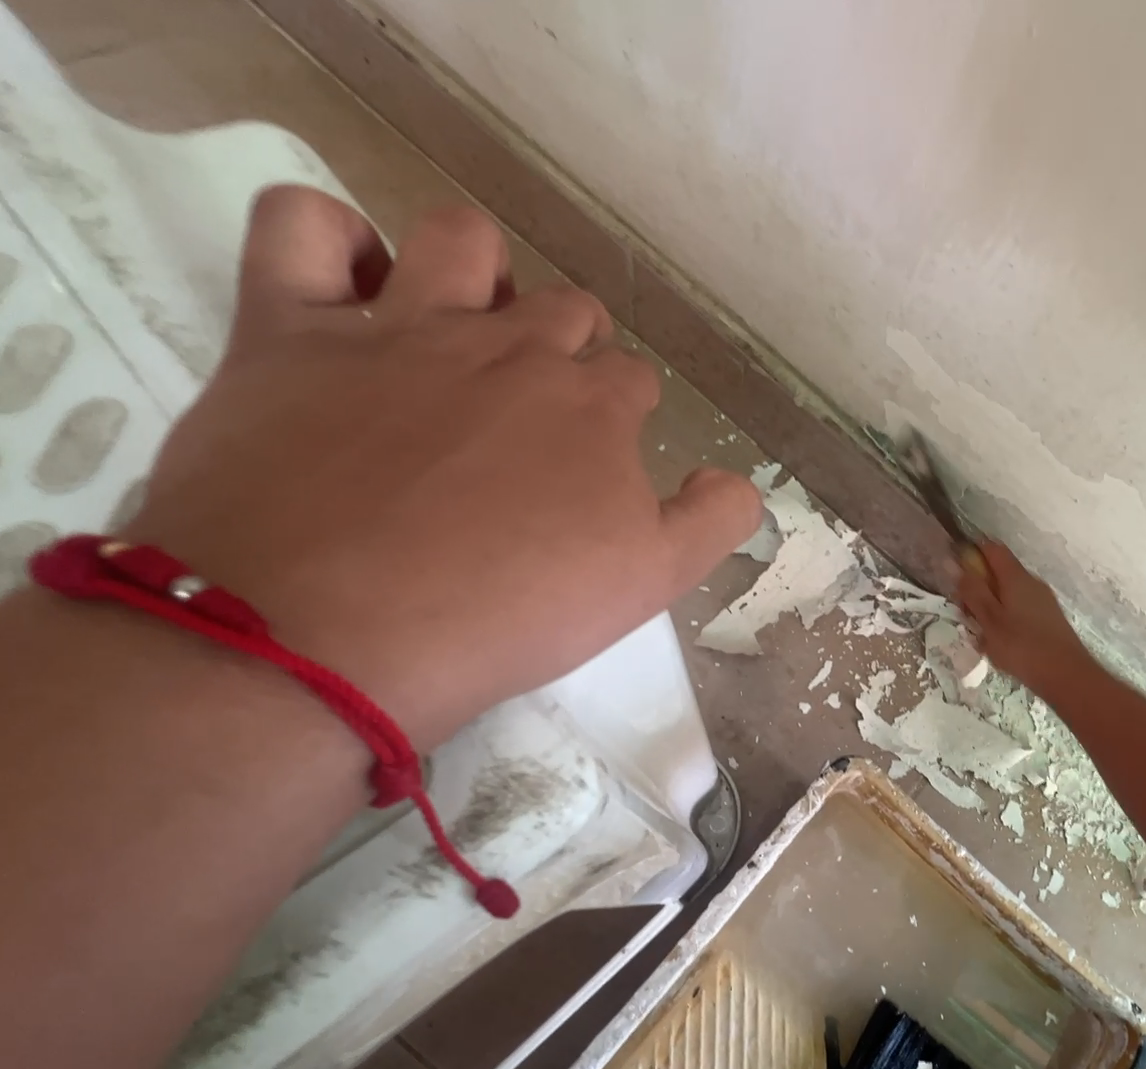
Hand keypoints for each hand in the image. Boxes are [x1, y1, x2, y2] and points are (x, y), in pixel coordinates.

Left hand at [125, 186, 760, 744]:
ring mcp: (398, 329)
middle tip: (542, 410)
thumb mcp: (650, 583)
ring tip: (466, 326)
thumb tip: (733, 478)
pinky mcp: (286, 332)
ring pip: (460, 239)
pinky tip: (353, 285)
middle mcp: (508, 345)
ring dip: (480, 270)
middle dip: (571, 343)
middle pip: (564, 308)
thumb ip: (715, 520)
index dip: (622, 414)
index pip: (630, 378)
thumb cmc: (504, 614)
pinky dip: (329, 236)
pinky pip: (299, 226)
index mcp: (593, 402)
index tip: (597, 463)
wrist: (323, 640)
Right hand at [953, 540, 1095, 693]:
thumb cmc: (1022, 647)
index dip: (972, 553)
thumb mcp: (989, 620)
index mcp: (1016, 577)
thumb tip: (955, 563)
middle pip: (999, 572)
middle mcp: (1032, 582)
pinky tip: (1001, 645)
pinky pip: (1020, 608)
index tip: (956, 574)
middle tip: (967, 614)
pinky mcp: (1048, 617)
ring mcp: (1043, 599)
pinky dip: (1005, 618)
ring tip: (982, 636)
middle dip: (979, 588)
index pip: (992, 548)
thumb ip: (972, 591)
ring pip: (1009, 593)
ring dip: (991, 607)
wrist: (1067, 675)